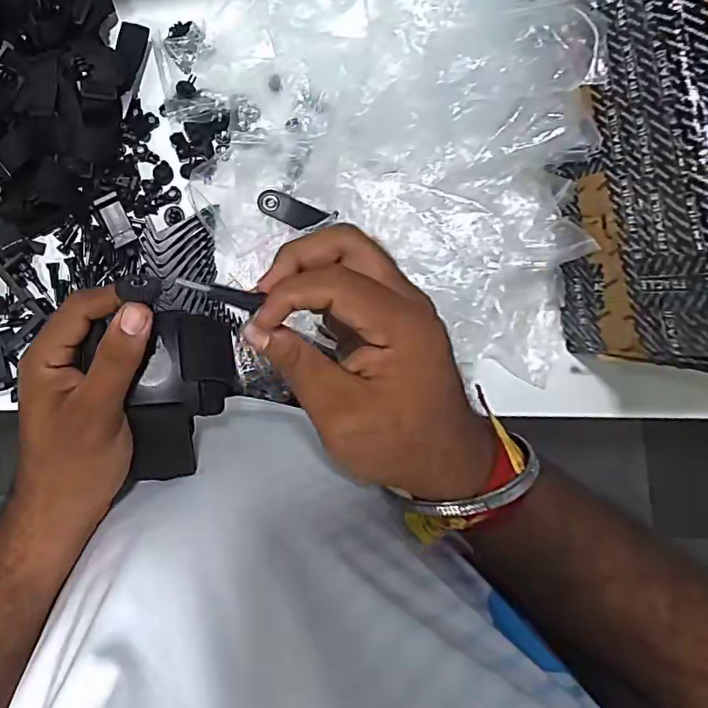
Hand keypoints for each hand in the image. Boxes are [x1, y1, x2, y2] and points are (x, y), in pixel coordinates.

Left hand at [10, 286, 153, 538]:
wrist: (61, 517)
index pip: (78, 306)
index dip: (114, 296)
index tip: (148, 297)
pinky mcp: (82, 393)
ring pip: (97, 338)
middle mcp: (51, 363)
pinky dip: (125, 354)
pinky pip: (104, 360)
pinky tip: (144, 360)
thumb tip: (136, 314)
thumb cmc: (68, 473)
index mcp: (43, 358)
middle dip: (122, 310)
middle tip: (157, 311)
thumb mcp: (98, 409)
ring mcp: (65, 378)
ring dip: (126, 332)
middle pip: (87, 317)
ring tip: (156, 330)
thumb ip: (117, 359)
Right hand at [245, 225, 498, 500]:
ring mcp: (401, 303)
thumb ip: (298, 365)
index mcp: (400, 323)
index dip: (286, 295)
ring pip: (350, 251)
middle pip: (347, 243)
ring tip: (276, 296)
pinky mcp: (391, 312)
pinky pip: (352, 275)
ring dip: (307, 264)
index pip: (333, 280)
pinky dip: (318, 280)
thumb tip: (258, 331)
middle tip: (267, 291)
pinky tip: (296, 307)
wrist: (449, 465)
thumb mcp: (340, 415)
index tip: (259, 325)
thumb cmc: (400, 445)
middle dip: (298, 258)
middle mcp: (406, 300)